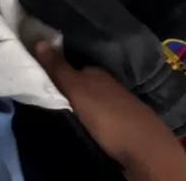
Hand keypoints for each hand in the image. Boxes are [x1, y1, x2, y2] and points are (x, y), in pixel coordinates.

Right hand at [34, 41, 185, 180]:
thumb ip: (58, 68)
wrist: (146, 148)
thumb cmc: (107, 114)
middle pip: (85, 83)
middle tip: (54, 99)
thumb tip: (39, 38)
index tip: (45, 81)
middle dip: (72, 89)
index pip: (74, 67)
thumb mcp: (76, 90)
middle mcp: (110, 83)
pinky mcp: (128, 123)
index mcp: (97, 72)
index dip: (60, 73)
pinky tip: (91, 126)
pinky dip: (97, 118)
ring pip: (97, 100)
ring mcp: (121, 103)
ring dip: (85, 106)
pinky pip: (106, 115)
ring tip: (70, 114)